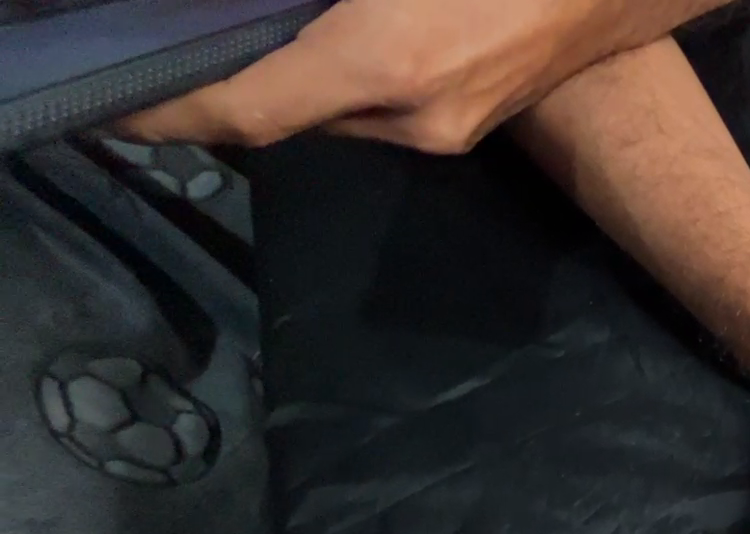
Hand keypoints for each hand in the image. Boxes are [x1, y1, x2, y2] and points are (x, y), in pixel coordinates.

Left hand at [117, 0, 681, 151]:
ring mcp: (449, 130)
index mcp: (386, 67)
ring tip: (249, 40)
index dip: (166, 118)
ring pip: (338, 116)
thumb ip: (313, 6)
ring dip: (288, 84)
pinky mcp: (471, 125)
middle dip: (226, 92)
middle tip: (170, 47)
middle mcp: (415, 120)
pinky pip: (381, 114)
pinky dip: (338, 85)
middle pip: (291, 119)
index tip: (103, 113)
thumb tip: (263, 18)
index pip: (245, 112)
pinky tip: (337, 44)